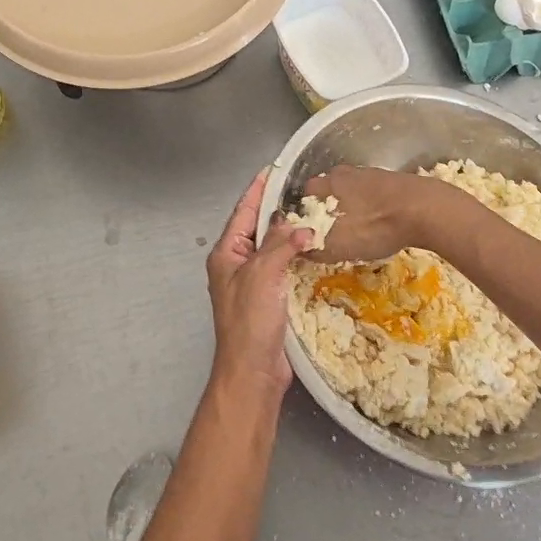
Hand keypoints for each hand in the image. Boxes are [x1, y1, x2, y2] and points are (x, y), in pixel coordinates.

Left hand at [205, 169, 311, 394]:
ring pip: (272, 248)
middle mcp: (236, 264)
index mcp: (226, 254)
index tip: (272, 170)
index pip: (243, 212)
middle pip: (258, 228)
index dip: (258, 190)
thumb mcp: (262, 275)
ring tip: (312, 214)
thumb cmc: (249, 321)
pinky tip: (314, 250)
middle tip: (301, 190)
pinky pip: (283, 268)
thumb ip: (281, 245)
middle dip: (278, 209)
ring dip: (290, 233)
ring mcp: (252, 282)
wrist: (252, 370)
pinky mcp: (268, 299)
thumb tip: (302, 226)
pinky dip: (297, 256)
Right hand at [300, 165, 463, 263]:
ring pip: (352, 194)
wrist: (423, 210)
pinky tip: (383, 225)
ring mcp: (370, 173)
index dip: (305, 219)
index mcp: (323, 184)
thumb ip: (311, 248)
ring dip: (353, 211)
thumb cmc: (372, 227)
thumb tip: (300, 249)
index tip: (312, 236)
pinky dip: (374, 209)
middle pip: (328, 194)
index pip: (303, 199)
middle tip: (336, 237)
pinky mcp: (392, 180)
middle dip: (329, 213)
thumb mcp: (334, 247)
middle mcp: (342, 172)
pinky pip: (374, 196)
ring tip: (362, 233)